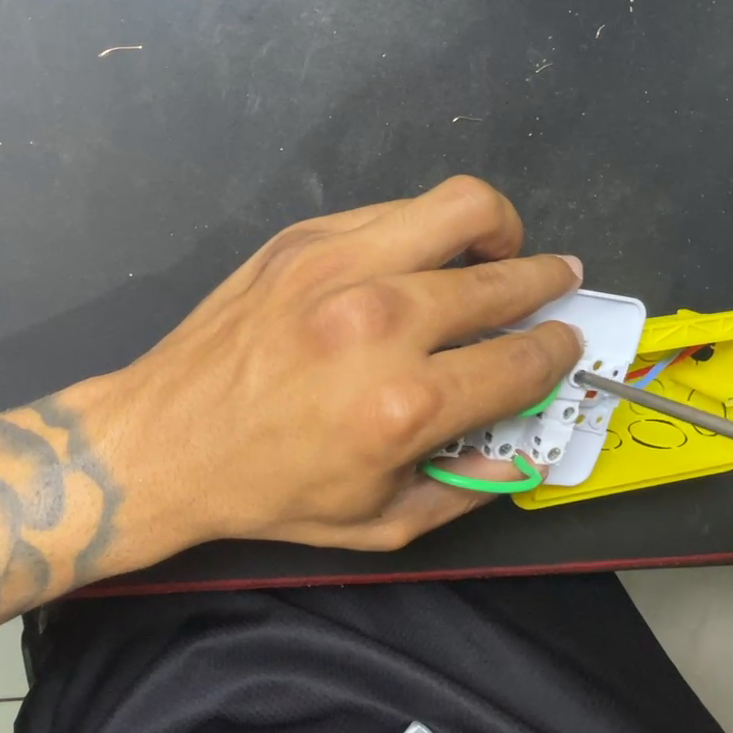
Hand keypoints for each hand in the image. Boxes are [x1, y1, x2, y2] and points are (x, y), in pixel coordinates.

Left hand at [73, 176, 582, 556]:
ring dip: (499, 227)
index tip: (564, 343)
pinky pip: (396, 211)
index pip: (520, 362)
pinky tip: (420, 258)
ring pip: (460, 208)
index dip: (557, 351)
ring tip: (500, 248)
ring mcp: (340, 268)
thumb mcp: (379, 524)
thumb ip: (465, 489)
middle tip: (558, 284)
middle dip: (547, 283)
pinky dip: (427, 230)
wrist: (167, 440)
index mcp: (405, 406)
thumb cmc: (271, 491)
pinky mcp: (304, 240)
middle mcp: (381, 324)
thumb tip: (521, 451)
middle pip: (503, 280)